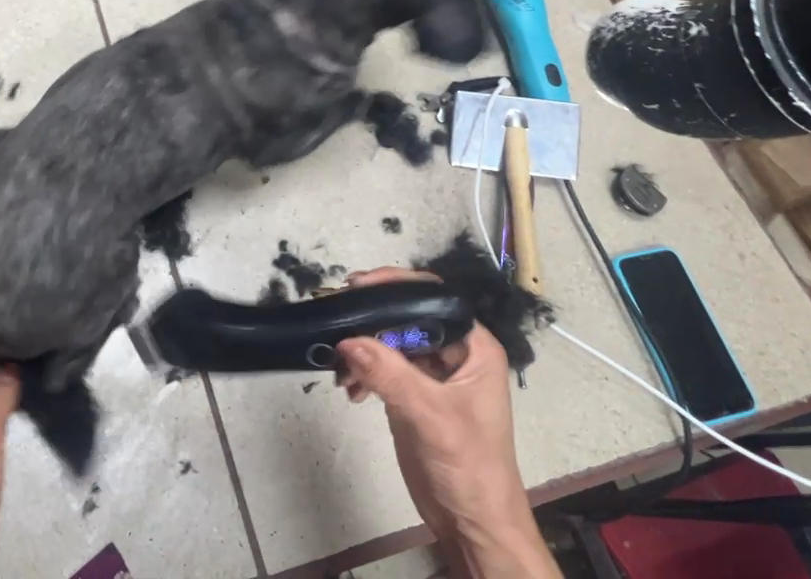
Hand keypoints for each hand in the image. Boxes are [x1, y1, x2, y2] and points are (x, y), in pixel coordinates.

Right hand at [336, 269, 558, 578]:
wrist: (472, 525)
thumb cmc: (470, 468)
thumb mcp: (432, 417)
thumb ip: (390, 375)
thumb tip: (347, 340)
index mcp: (474, 347)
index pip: (433, 298)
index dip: (396, 286)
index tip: (357, 286)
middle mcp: (453, 353)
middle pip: (406, 316)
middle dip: (370, 321)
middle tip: (336, 322)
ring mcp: (431, 374)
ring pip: (389, 341)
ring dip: (361, 349)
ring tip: (340, 371)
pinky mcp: (412, 394)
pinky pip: (381, 367)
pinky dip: (362, 372)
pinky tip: (351, 390)